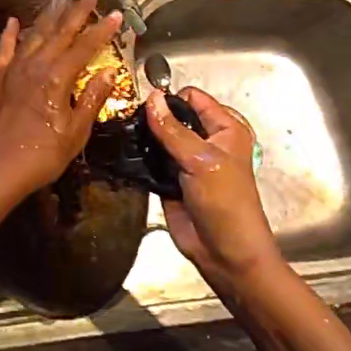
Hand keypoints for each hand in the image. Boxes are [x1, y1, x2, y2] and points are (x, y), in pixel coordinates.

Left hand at [0, 0, 122, 207]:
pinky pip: (5, 50)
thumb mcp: (76, 132)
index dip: (101, 31)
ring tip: (60, 1)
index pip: (85, 48)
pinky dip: (10, 34)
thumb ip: (92, 99)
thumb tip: (109, 72)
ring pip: (34, 36)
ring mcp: (13, 71)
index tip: (115, 14)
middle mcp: (34, 67)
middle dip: (76, 12)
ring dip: (49, 18)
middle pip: (59, 33)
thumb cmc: (43, 155)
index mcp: (57, 79)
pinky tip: (13, 22)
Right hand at [144, 86, 285, 288]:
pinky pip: (150, 161)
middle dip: (153, 118)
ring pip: (158, 138)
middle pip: (173, 116)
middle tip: (131, 123)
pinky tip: (125, 157)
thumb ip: (172, 129)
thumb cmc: (226, 204)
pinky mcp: (169, 179)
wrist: (224, 252)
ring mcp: (186, 160)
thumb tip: (152, 98)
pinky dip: (139, 159)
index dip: (170, 99)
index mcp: (225, 128)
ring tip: (125, 140)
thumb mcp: (201, 160)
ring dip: (144, 139)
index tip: (147, 108)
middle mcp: (206, 140)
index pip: (192, 98)